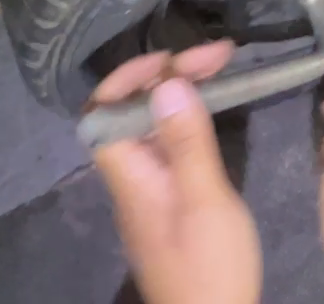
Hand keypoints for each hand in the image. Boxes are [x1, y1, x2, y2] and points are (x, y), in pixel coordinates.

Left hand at [90, 43, 259, 303]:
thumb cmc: (208, 267)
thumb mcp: (205, 200)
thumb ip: (186, 141)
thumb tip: (167, 82)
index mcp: (130, 175)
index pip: (103, 111)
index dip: (128, 77)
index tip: (171, 59)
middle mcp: (134, 176)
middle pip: (134, 110)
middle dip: (171, 75)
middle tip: (218, 56)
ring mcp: (152, 187)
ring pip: (154, 124)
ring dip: (183, 91)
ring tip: (221, 68)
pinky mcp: (172, 197)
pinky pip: (171, 141)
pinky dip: (191, 115)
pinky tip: (215, 108)